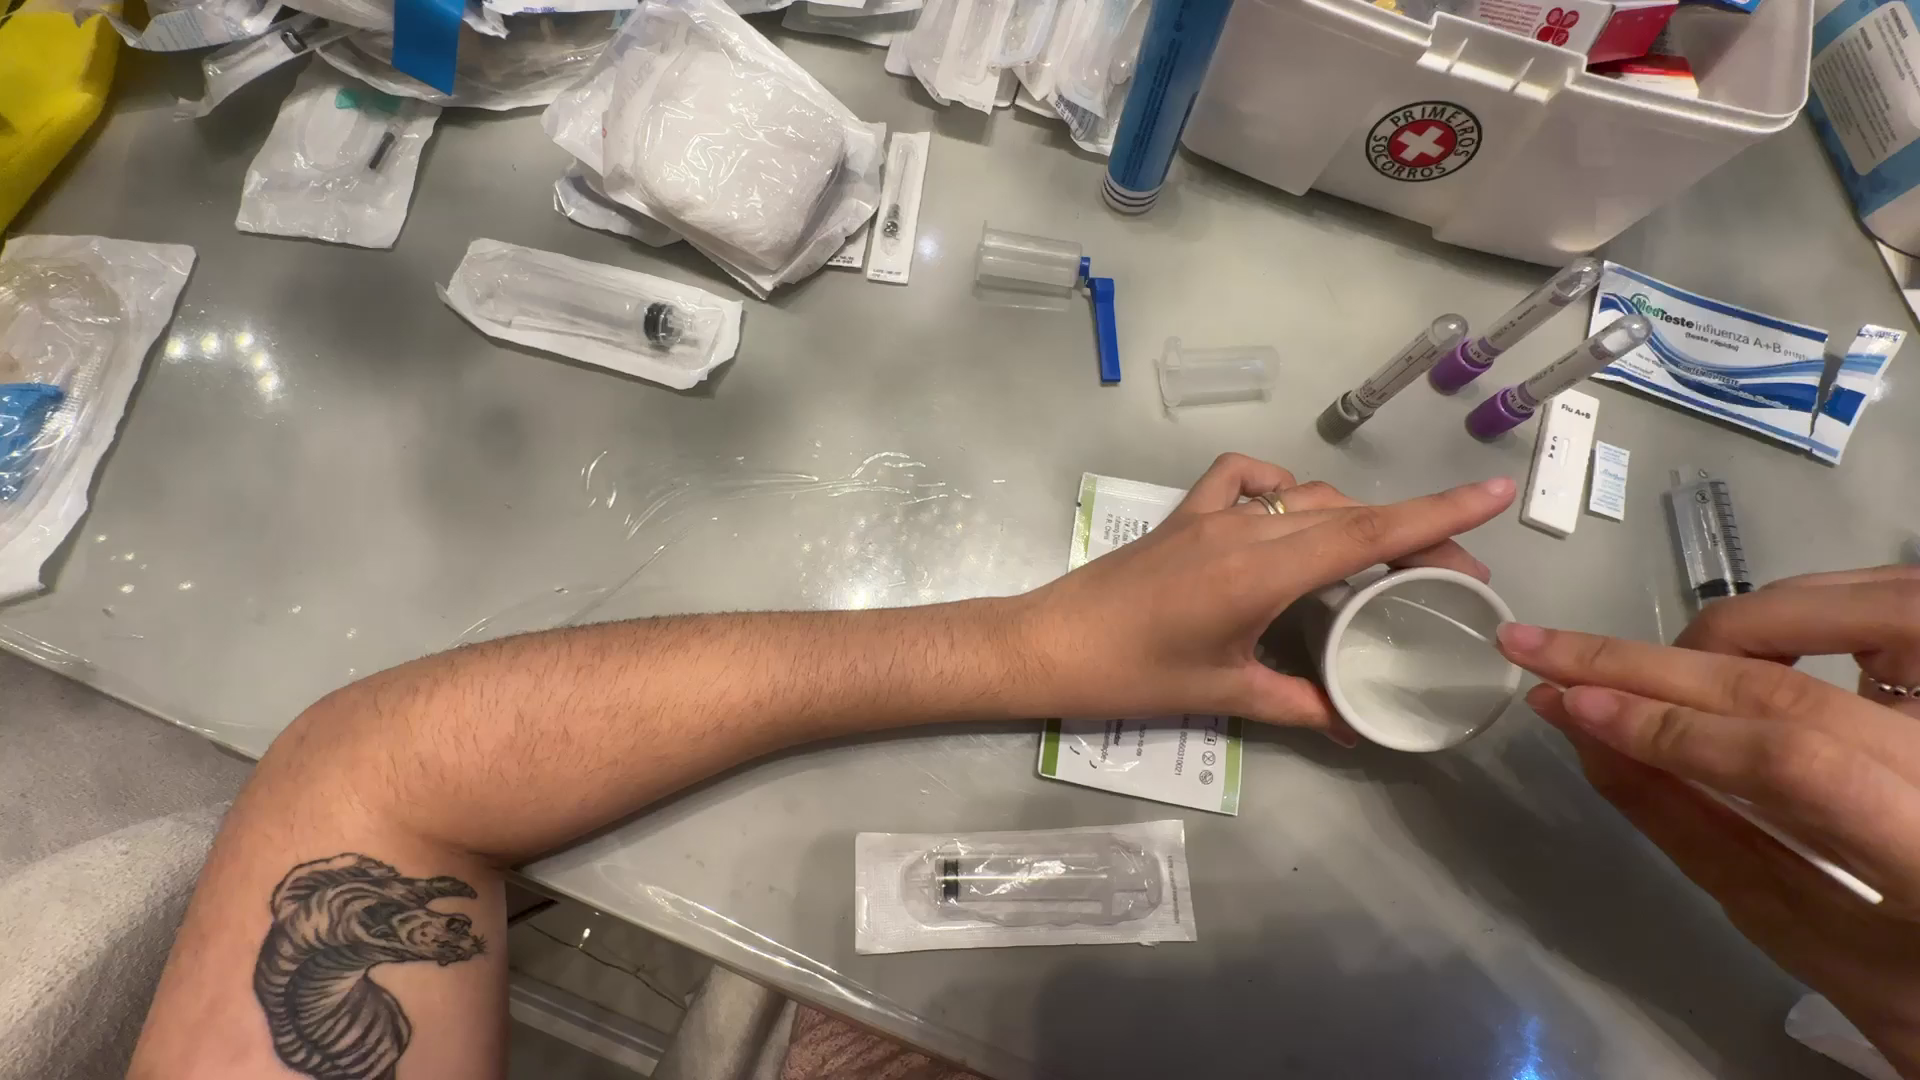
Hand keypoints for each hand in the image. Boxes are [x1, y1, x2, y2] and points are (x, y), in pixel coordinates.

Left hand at [1016, 453, 1514, 743]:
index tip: (1495, 493)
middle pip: (1345, 515)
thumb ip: (1297, 704)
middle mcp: (1241, 531)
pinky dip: (1276, 485)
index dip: (1436, 514)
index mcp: (1259, 573)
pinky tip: (1285, 513)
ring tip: (1379, 554)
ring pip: (1301, 497)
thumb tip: (1352, 725)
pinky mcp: (1180, 517)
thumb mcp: (1223, 694)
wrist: (1050, 644)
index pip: (1366, 535)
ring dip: (1349, 515)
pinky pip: (1240, 479)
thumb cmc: (1132, 675)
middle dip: (1408, 534)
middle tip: (1450, 572)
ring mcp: (1207, 516)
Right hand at [1498, 596, 1919, 1076]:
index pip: (1795, 765)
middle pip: (1784, 687)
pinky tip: (1722, 650)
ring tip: (1639, 664)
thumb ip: (1679, 817)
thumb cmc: (1901, 978)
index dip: (1667, 728)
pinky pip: (1874, 608)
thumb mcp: (1786, 921)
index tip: (1564, 703)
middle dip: (1637, 662)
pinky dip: (1781, 613)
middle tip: (1534, 645)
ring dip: (1711, 630)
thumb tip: (1577, 724)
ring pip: (1841, 614)